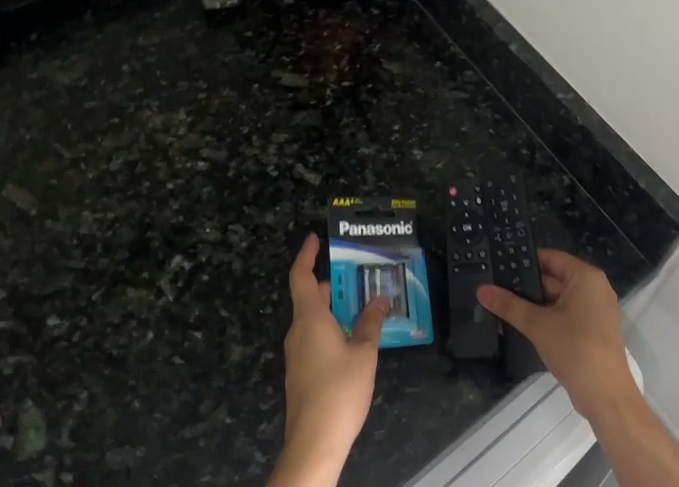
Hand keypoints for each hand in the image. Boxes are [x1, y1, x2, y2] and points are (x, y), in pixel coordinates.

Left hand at [270, 233, 386, 486]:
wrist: (314, 440)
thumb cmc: (339, 390)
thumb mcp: (364, 353)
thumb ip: (371, 322)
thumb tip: (381, 298)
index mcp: (310, 318)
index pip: (302, 277)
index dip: (307, 255)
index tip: (315, 239)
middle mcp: (298, 331)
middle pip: (311, 297)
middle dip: (334, 284)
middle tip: (359, 274)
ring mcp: (297, 354)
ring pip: (315, 319)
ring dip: (336, 308)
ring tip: (364, 304)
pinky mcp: (302, 372)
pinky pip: (316, 338)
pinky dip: (333, 328)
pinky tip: (355, 338)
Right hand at [476, 250, 635, 417]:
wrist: (606, 396)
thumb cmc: (575, 349)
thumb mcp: (537, 324)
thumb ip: (509, 305)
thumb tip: (482, 290)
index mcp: (586, 277)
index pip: (550, 258)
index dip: (524, 261)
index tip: (499, 266)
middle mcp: (594, 288)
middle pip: (553, 279)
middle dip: (526, 287)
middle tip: (495, 289)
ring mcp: (595, 311)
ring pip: (557, 300)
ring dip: (533, 305)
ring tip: (502, 307)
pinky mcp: (592, 331)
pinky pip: (565, 316)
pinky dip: (546, 319)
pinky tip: (521, 326)